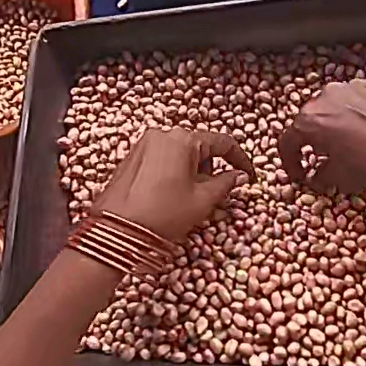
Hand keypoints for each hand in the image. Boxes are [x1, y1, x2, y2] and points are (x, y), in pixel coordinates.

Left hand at [92, 127, 255, 241]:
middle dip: (212, 169)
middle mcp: (162, 135)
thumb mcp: (201, 201)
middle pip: (200, 147)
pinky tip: (172, 197)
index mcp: (182, 139)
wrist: (116, 231)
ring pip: (181, 154)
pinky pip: (163, 160)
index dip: (240, 160)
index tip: (249, 177)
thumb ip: (225, 184)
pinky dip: (175, 174)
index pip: (222, 142)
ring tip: (189, 200)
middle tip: (215, 195)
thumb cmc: (162, 214)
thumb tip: (239, 176)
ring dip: (193, 172)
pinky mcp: (132, 158)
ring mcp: (144, 145)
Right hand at [278, 77, 365, 202]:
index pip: (288, 140)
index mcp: (312, 119)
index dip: (291, 162)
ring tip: (353, 147)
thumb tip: (318, 174)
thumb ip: (321, 174)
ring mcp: (357, 86)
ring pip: (337, 106)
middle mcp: (329, 96)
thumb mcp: (342, 179)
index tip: (299, 173)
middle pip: (311, 119)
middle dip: (314, 140)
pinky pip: (363, 99)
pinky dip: (362, 114)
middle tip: (323, 160)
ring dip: (338, 125)